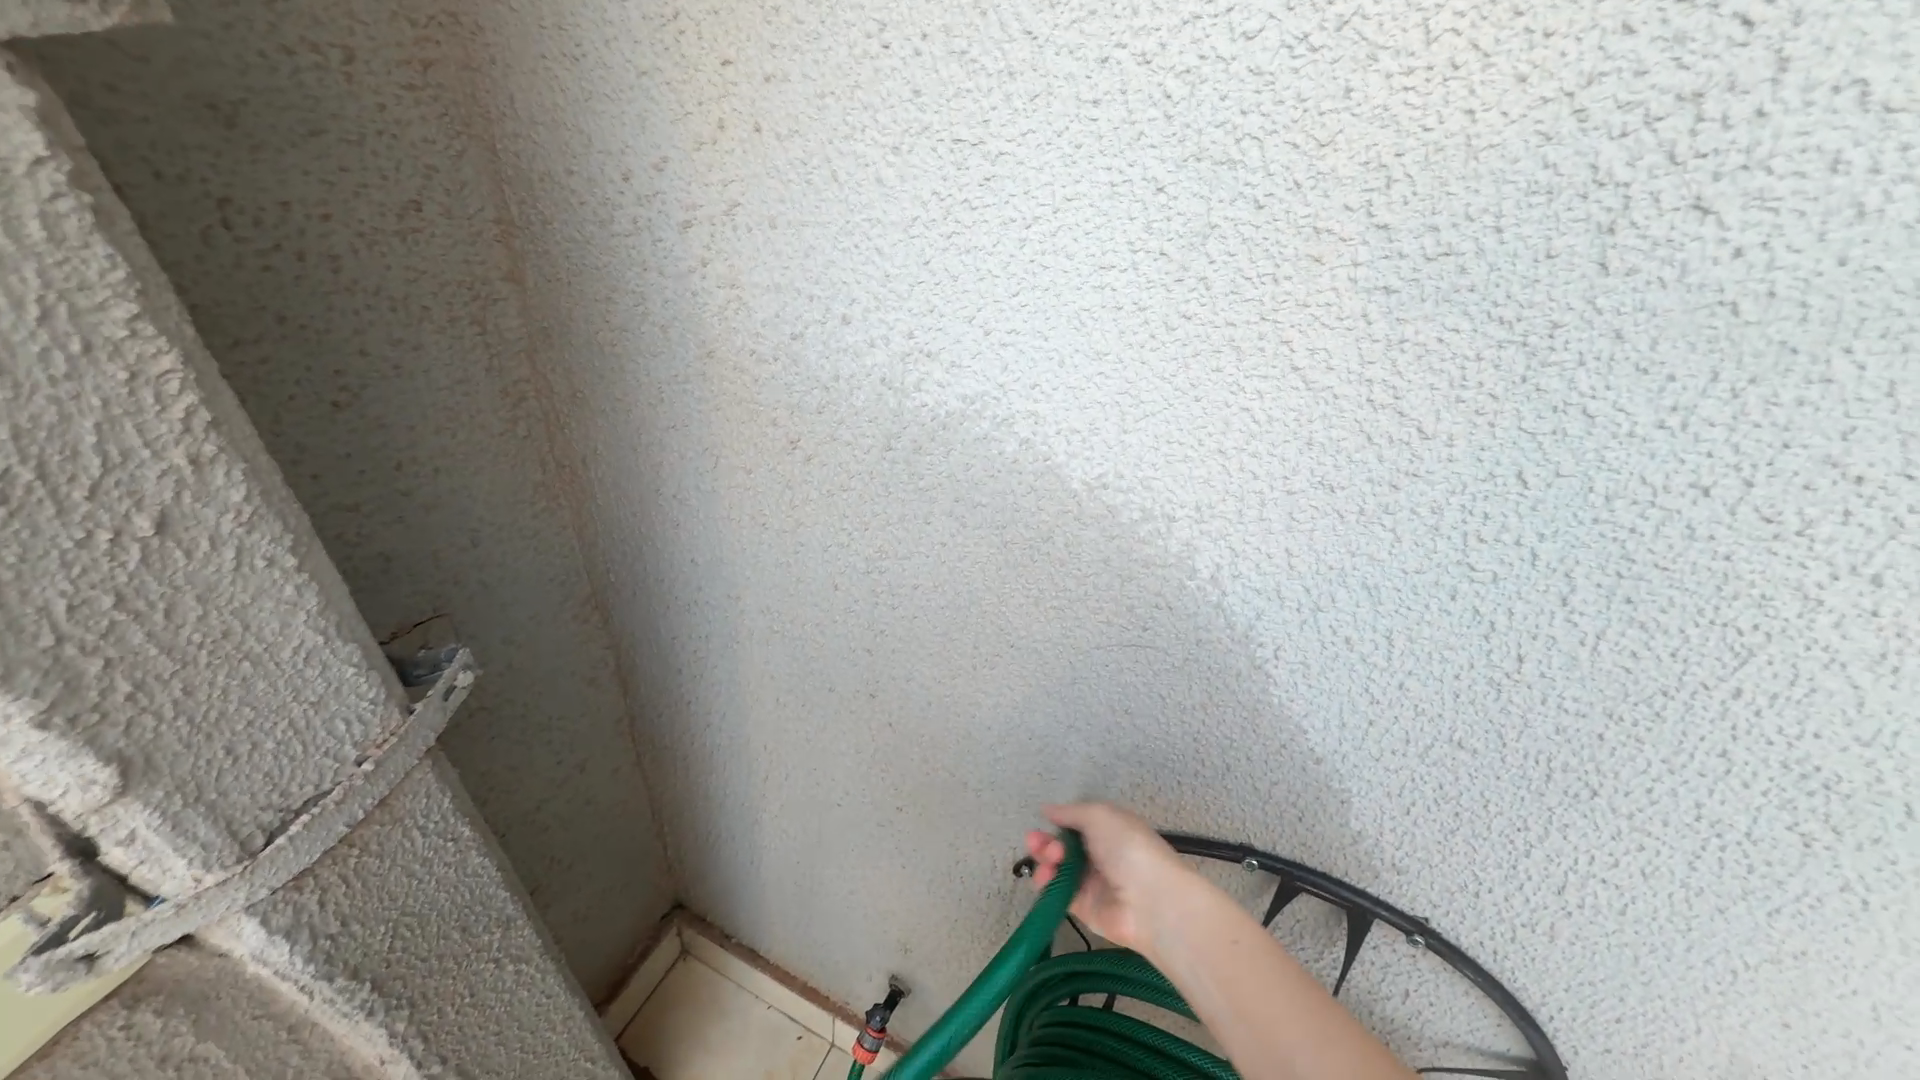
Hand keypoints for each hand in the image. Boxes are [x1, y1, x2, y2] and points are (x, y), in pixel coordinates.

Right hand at [1024, 802, 1196, 958]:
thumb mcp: (1100, 815)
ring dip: (1044, 861)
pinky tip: (1042, 878)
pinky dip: (1046, 884)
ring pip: (1057, 868)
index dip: (1059, 822)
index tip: (1045, 821)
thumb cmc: (1128, 848)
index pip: (1076, 823)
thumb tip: (1047, 809)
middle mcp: (1099, 854)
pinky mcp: (1083, 907)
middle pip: (1063, 846)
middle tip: (1037, 843)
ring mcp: (1091, 881)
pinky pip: (1058, 892)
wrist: (1150, 900)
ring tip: (1047, 862)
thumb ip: (1070, 812)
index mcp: (1108, 829)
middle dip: (1046, 841)